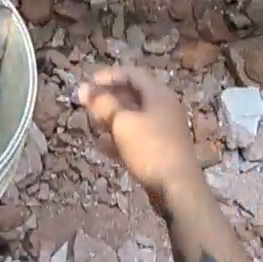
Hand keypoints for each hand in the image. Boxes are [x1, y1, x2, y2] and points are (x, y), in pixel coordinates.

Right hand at [78, 65, 203, 216]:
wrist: (177, 188)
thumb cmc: (150, 148)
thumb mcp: (122, 123)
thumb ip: (102, 104)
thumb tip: (84, 89)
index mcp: (157, 94)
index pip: (130, 73)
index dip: (107, 76)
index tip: (87, 85)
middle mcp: (162, 107)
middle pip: (130, 95)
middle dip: (106, 99)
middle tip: (87, 108)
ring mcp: (161, 129)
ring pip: (131, 117)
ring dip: (110, 120)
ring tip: (93, 128)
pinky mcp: (158, 148)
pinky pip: (135, 136)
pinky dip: (119, 138)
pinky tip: (103, 147)